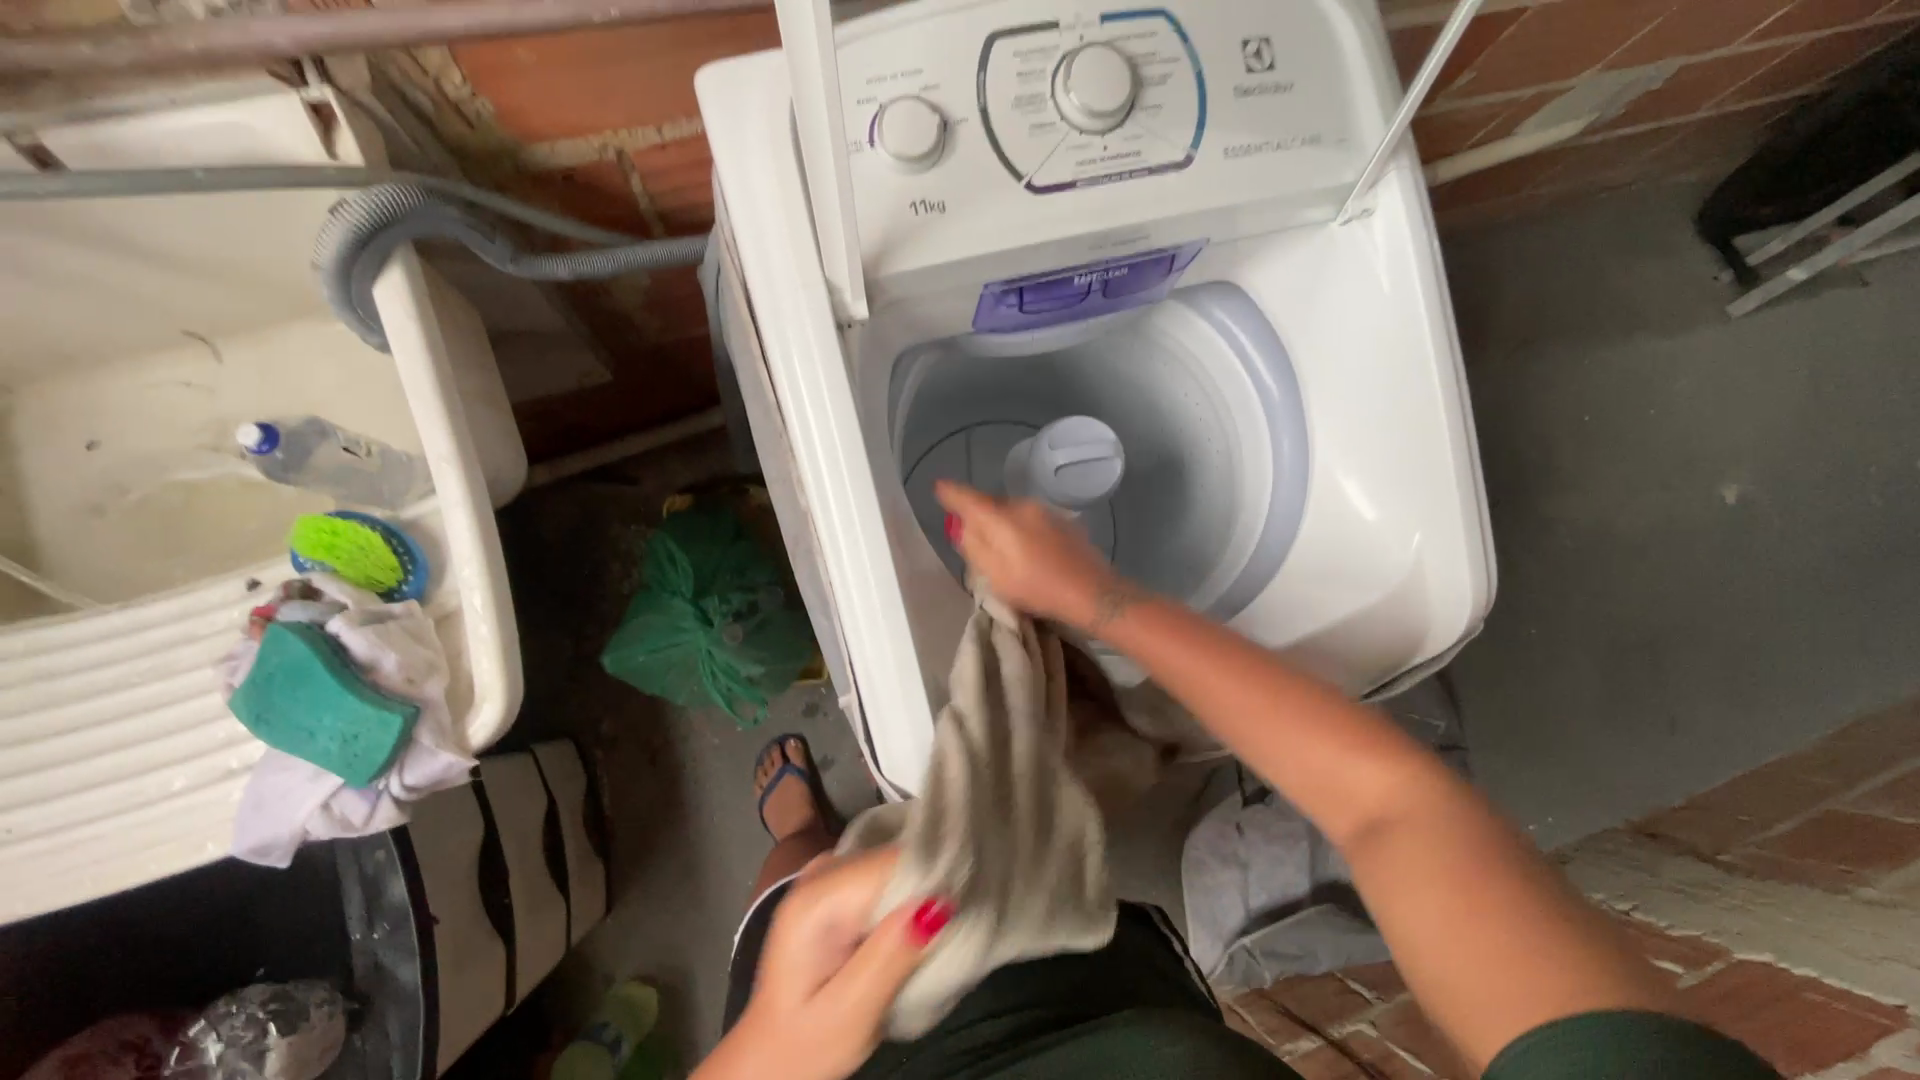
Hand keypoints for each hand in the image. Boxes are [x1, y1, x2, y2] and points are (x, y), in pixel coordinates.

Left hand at [696, 848, 951, 1079]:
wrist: (771, 1057)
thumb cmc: (808, 1043)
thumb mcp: (852, 1012)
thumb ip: (890, 956)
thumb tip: (937, 904)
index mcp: (817, 898)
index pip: (894, 861)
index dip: (933, 881)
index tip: (956, 917)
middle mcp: (819, 873)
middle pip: (894, 858)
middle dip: (926, 888)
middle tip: (946, 934)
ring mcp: (825, 877)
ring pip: (892, 865)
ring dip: (917, 896)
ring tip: (932, 935)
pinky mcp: (835, 889)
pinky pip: (882, 877)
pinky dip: (902, 899)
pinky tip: (908, 931)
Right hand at [934, 480, 1129, 628]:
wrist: (1093, 592)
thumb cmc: (1038, 588)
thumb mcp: (995, 575)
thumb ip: (974, 546)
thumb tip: (963, 526)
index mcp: (1002, 517)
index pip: (968, 498)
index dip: (951, 493)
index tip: (939, 489)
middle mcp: (1024, 505)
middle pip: (992, 505)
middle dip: (980, 516)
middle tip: (973, 537)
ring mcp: (1047, 511)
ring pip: (1013, 513)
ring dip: (1004, 525)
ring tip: (1003, 551)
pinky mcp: (1063, 522)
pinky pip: (1032, 520)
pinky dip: (1022, 530)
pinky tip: (1029, 552)